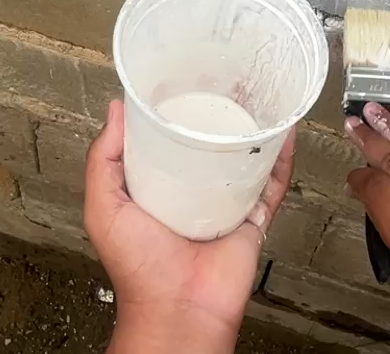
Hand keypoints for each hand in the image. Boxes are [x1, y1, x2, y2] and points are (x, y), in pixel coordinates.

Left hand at [85, 99, 295, 353]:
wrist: (180, 312)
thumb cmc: (139, 270)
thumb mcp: (105, 209)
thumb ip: (103, 160)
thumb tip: (116, 110)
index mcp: (160, 185)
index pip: (168, 137)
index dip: (174, 108)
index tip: (181, 78)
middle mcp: (195, 189)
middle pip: (211, 141)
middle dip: (218, 110)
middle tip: (225, 79)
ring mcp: (226, 202)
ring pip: (245, 156)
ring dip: (254, 128)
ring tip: (259, 95)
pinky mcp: (254, 216)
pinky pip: (272, 182)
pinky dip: (282, 157)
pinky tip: (286, 131)